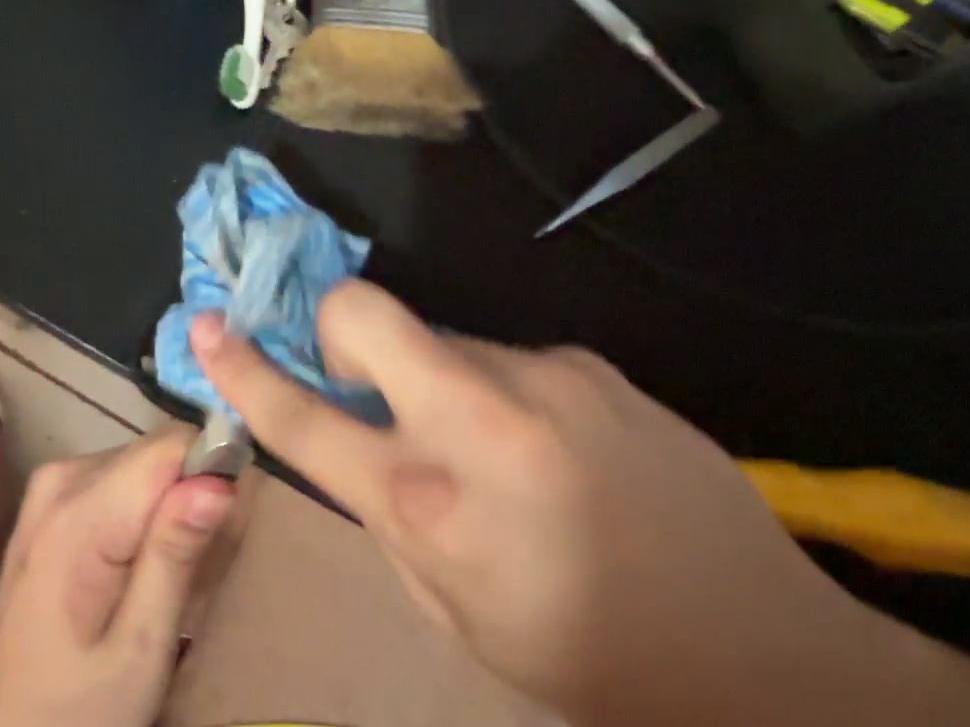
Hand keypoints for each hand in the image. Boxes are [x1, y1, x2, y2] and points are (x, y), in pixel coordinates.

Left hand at [0, 430, 235, 726]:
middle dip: (192, 502)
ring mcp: (51, 485)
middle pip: (159, 454)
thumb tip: (220, 480)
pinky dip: (144, 517)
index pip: (172, 445)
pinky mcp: (52, 498)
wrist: (2, 726)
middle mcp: (61, 478)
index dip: (211, 479)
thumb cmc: (75, 704)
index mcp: (79, 512)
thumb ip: (175, 556)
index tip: (220, 539)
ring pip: (146, 466)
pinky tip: (136, 571)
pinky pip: (122, 482)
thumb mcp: (140, 647)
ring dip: (170, 513)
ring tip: (164, 583)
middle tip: (194, 577)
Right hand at [192, 281, 892, 726]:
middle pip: (364, 313)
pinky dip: (498, 393)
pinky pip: (506, 360)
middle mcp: (477, 420)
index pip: (303, 418)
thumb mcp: (451, 609)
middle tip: (363, 377)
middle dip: (338, 328)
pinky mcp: (591, 363)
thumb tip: (359, 442)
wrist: (762, 650)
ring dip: (436, 380)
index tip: (207, 326)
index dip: (242, 370)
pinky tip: (554, 452)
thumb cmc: (582, 656)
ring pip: (441, 340)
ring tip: (495, 450)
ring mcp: (542, 377)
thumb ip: (389, 515)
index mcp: (429, 502)